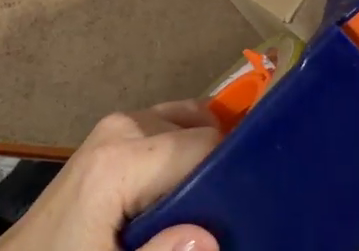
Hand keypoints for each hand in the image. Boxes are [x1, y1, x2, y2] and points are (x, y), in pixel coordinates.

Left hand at [0, 100, 220, 250]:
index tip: (246, 209)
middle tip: (228, 213)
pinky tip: (183, 193)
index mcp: (121, 159)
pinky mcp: (113, 134)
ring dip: (201, 158)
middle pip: (198, 128)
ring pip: (185, 122)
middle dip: (217, 165)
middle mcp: (123, 126)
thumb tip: (209, 236)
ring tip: (207, 204)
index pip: (204, 144)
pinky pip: (166, 127)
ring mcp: (116, 125)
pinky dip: (184, 151)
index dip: (231, 174)